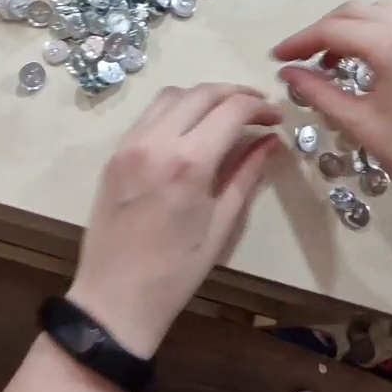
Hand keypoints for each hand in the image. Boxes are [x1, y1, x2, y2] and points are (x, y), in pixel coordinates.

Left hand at [66, 84, 283, 356]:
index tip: (276, 116)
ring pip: (172, 96)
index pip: (231, 110)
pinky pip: (148, 115)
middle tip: (258, 108)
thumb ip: (246, 174)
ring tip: (225, 114)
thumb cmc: (177, 271)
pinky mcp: (115, 153)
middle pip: (202, 93)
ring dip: (203, 97)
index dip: (259, 107)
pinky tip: (191, 128)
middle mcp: (157, 141)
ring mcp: (131, 144)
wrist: (114, 298)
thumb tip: (270, 141)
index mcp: (189, 162)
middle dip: (235, 93)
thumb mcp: (221, 224)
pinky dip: (175, 110)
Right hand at [273, 1, 391, 216]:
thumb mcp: (359, 123)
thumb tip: (287, 73)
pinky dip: (374, 33)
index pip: (332, 30)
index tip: (276, 58)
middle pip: (353, 12)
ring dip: (348, 29)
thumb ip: (318, 92)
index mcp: (391, 44)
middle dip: (321, 31)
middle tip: (299, 58)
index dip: (299, 41)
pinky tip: (365, 61)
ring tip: (329, 61)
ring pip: (377, 14)